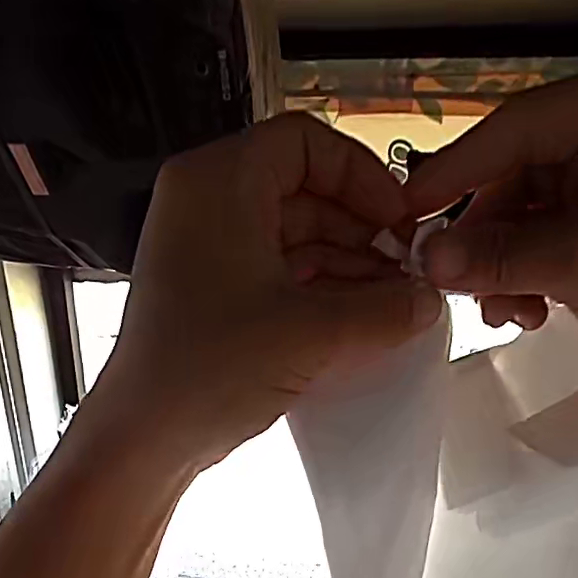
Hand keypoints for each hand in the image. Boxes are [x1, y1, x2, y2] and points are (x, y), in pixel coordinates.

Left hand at [87, 113, 440, 469]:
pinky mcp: (220, 295)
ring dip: (351, 267)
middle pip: (307, 193)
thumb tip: (428, 300)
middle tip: (407, 271)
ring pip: (299, 239)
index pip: (306, 142)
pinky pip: (284, 276)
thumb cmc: (208, 367)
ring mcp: (213, 253)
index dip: (363, 177)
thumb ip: (383, 310)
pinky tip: (363, 319)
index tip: (399, 220)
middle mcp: (211, 206)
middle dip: (364, 230)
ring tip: (395, 302)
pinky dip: (325, 293)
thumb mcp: (311, 333)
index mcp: (220, 183)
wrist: (149, 434)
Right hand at [404, 46, 577, 391]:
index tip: (410, 210)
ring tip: (500, 309)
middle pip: (528, 174)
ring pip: (540, 217)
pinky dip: (536, 279)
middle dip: (489, 234)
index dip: (460, 169)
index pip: (525, 124)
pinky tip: (525, 312)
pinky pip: (562, 246)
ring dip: (509, 265)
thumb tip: (427, 258)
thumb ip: (502, 255)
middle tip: (453, 279)